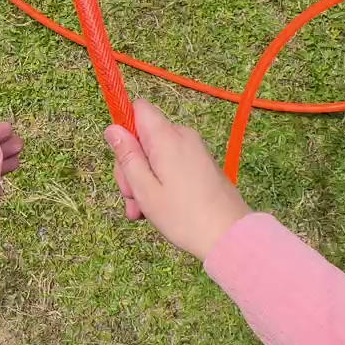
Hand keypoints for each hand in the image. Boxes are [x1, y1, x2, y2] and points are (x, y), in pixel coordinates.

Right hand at [105, 98, 249, 259]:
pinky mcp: (201, 163)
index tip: (123, 157)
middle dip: (131, 164)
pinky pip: (171, 163)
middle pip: (144, 135)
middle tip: (131, 197)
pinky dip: (160, 181)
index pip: (140, 108)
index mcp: (167, 138)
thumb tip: (112, 128)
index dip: (125, 128)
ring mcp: (194, 149)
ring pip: (155, 153)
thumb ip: (127, 156)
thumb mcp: (145, 189)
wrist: (231, 237)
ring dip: (143, 178)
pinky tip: (156, 208)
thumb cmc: (184, 216)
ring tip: (142, 210)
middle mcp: (183, 136)